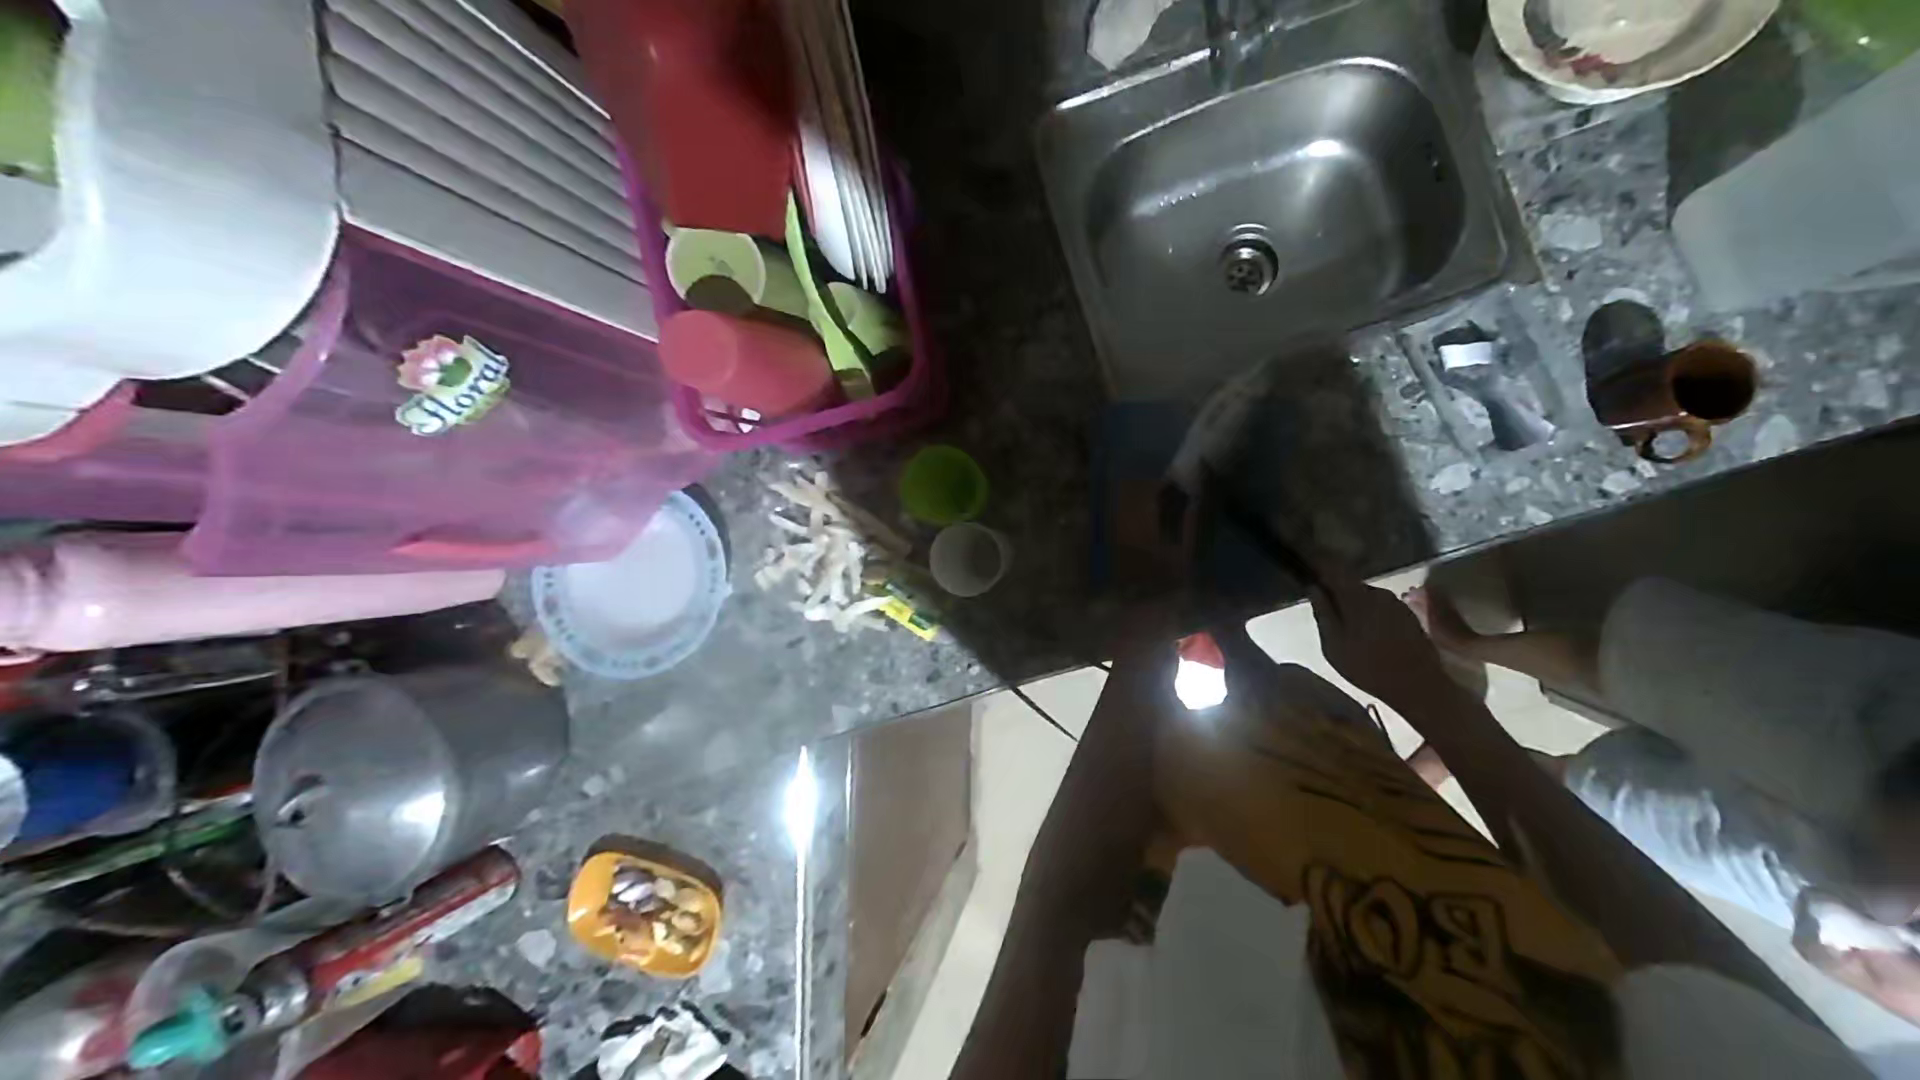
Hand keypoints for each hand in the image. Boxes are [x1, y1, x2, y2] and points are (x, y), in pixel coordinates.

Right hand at [1309, 572, 1451, 710]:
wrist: (1417, 686)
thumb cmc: (1367, 667)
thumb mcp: (1333, 644)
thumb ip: (1322, 612)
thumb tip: (1313, 587)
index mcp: (1357, 597)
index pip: (1333, 569)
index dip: (1318, 564)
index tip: (1306, 563)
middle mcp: (1379, 593)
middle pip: (1350, 583)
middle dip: (1336, 590)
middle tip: (1324, 606)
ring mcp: (1397, 603)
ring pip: (1366, 596)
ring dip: (1354, 603)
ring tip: (1345, 625)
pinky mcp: (1408, 615)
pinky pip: (1381, 606)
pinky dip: (1369, 612)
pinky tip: (1366, 632)